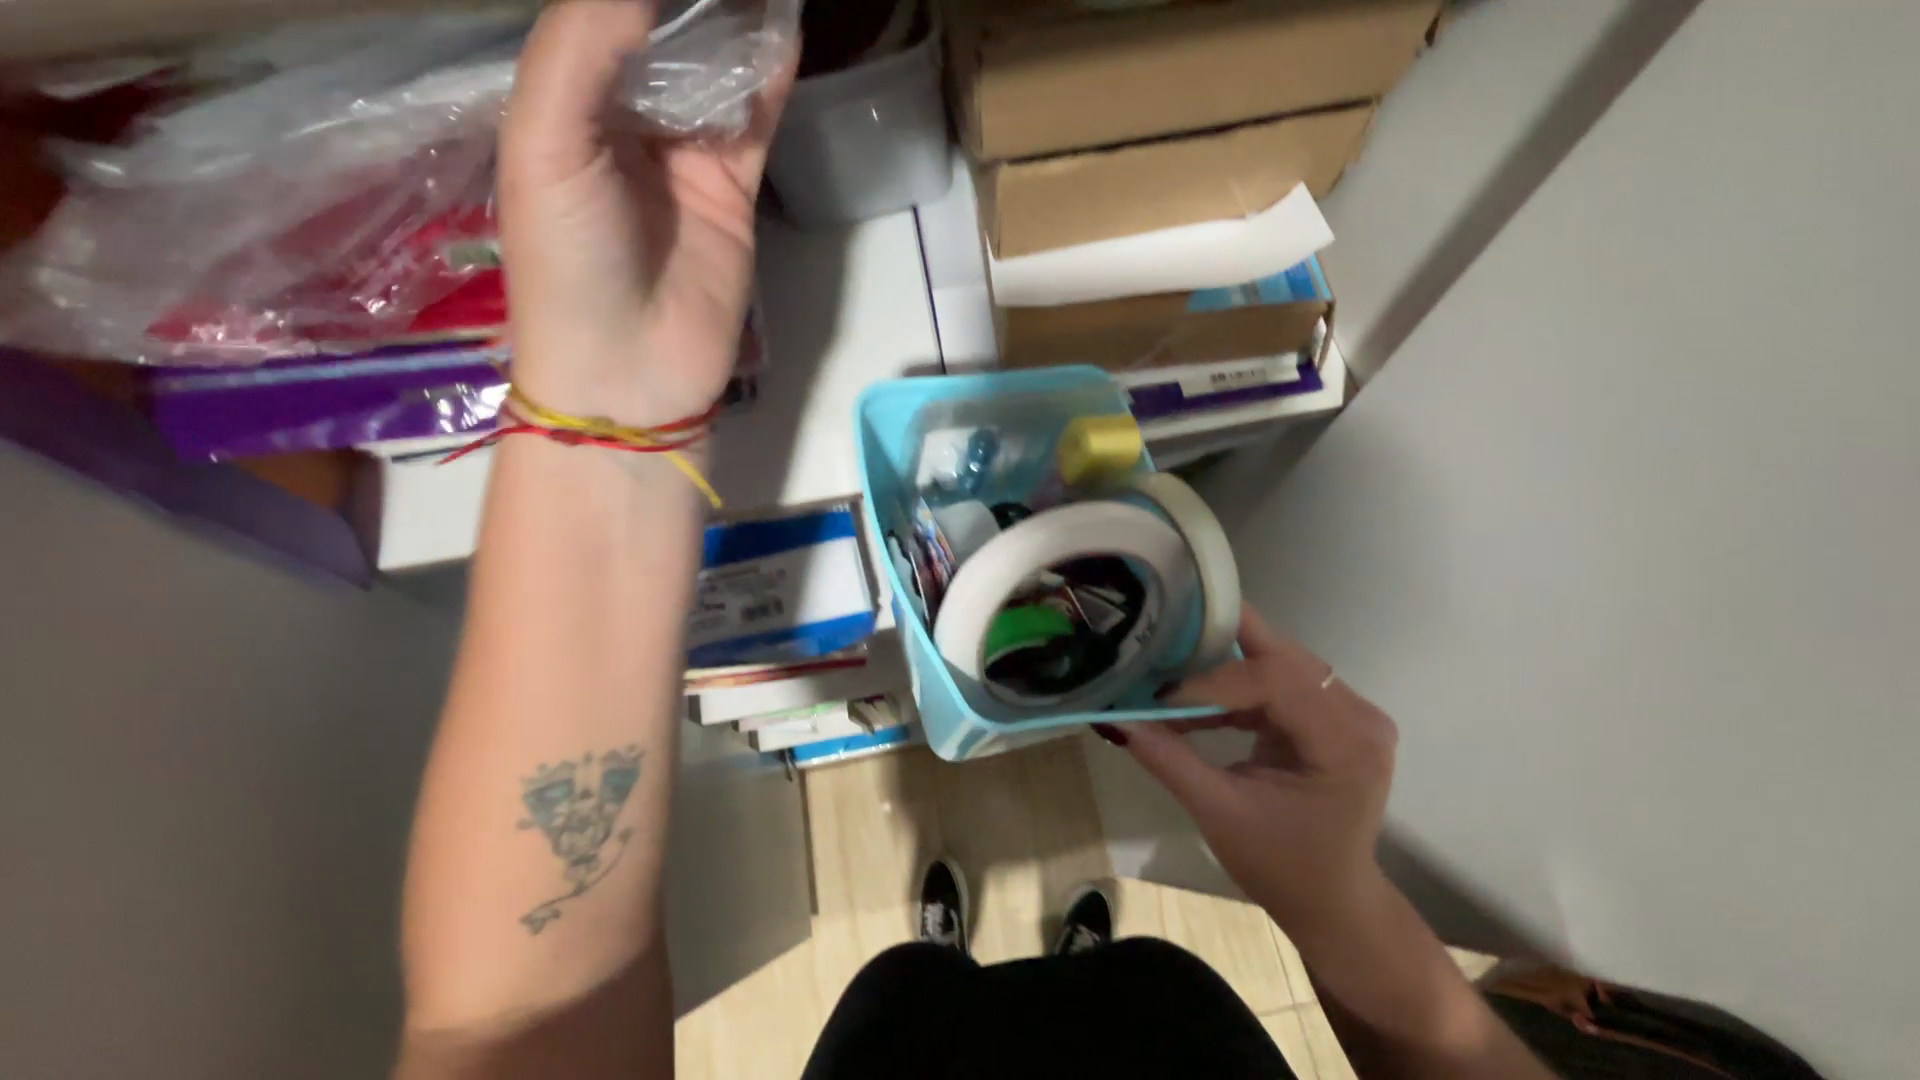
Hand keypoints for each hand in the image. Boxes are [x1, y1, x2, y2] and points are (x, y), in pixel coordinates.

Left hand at [498, 0, 794, 427]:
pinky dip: (769, 77)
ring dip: (732, 26)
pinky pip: (753, 121)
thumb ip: (581, 50)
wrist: (629, 369)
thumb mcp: (544, 145)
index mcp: (561, 108)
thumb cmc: (567, 260)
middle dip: (687, 3)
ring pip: (711, 72)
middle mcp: (621, 124)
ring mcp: (682, 158)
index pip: (599, 21)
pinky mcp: (732, 191)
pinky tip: (784, 28)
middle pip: (660, 38)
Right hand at [1098, 609, 1398, 936]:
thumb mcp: (1219, 814)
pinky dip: (1235, 689)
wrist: (1331, 903)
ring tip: (1171, 674)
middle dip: (1218, 650)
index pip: (1276, 679)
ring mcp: (1349, 712)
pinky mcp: (1331, 717)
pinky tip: (1195, 703)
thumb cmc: (1282, 867)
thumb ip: (1170, 760)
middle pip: (1282, 656)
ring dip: (1224, 667)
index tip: (1161, 697)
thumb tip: (1118, 719)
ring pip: (1279, 661)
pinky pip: (1279, 683)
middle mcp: (1358, 714)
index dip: (1213, 680)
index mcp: (1345, 740)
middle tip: (1162, 643)